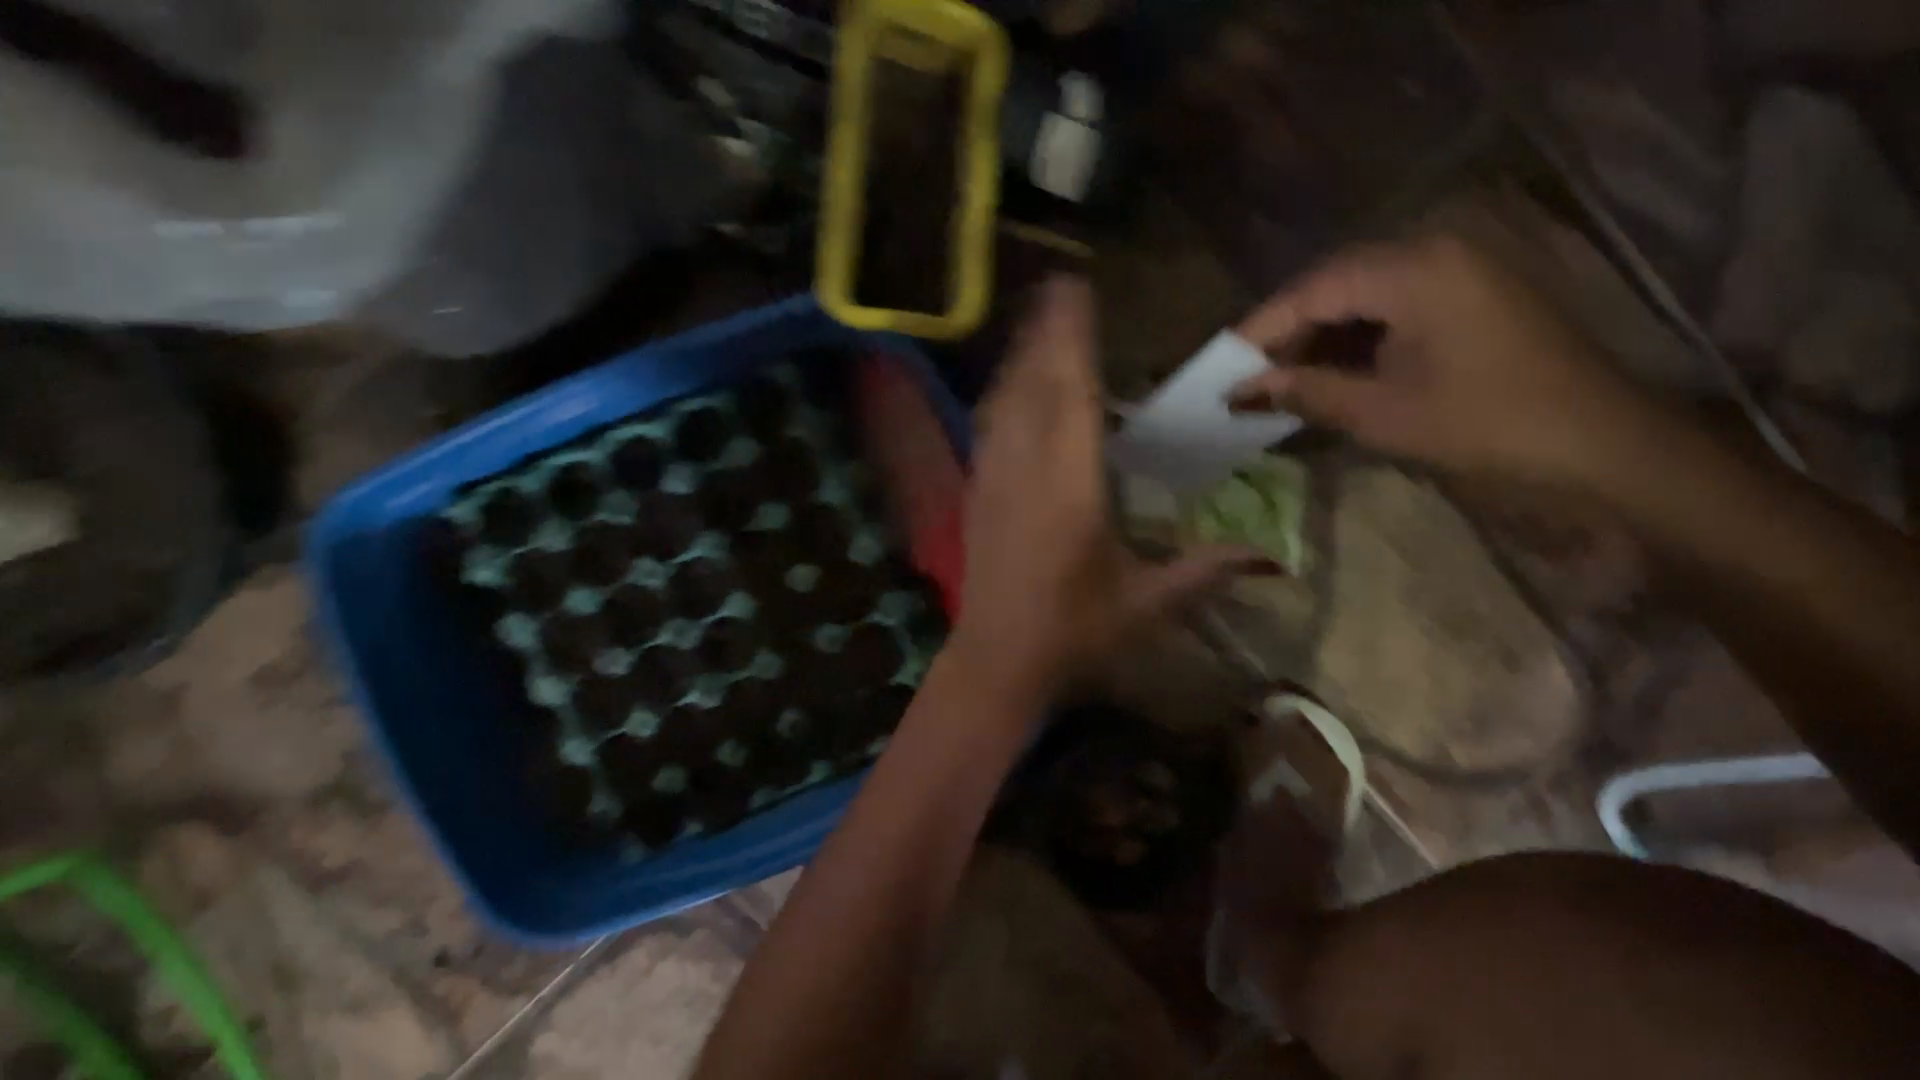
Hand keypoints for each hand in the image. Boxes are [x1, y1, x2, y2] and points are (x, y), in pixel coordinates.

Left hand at [951, 277, 1271, 691]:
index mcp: (1072, 490)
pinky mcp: (977, 493)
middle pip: (1035, 385)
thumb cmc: (1075, 634)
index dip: (1075, 340)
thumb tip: (1269, 555)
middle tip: (1058, 285)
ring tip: (1040, 320)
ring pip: (1006, 401)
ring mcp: (994, 479)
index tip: (1076, 292)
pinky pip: (989, 427)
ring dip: (1023, 355)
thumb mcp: (1147, 604)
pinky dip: (1004, 394)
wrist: (997, 661)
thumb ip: (1205, 571)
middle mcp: (1026, 471)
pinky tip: (1012, 384)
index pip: (1074, 398)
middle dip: (1047, 332)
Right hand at [1228, 235, 1655, 491]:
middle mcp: (1437, 247)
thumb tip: (1242, 390)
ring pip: (1365, 293)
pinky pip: (1397, 303)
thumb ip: (1307, 391)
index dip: (1261, 329)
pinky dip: (1360, 336)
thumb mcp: (1385, 414)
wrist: (1604, 444)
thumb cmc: (1490, 426)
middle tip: (1246, 377)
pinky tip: (1333, 371)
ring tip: (1281, 381)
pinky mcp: (1475, 289)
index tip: (1218, 365)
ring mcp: (1462, 265)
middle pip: (1336, 283)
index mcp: (1416, 268)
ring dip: (1322, 336)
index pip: (1314, 289)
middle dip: (1288, 332)